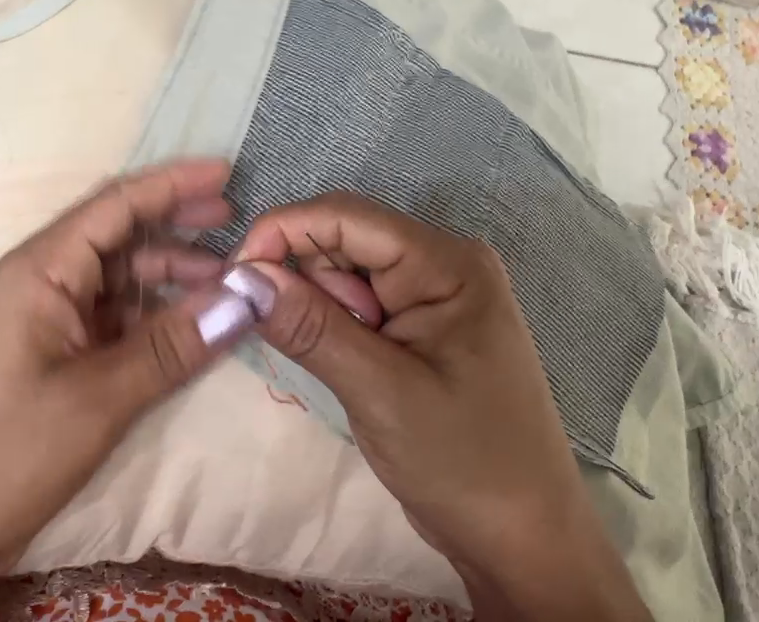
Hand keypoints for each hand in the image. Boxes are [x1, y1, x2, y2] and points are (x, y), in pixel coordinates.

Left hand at [0, 159, 239, 620]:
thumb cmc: (5, 452)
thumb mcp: (99, 398)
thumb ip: (173, 345)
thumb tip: (246, 298)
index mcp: (40, 268)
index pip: (115, 204)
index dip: (172, 184)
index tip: (228, 170)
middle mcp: (41, 279)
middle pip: (117, 234)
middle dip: (176, 224)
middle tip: (238, 223)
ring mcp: (44, 317)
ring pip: (117, 278)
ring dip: (170, 275)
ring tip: (228, 282)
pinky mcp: (50, 354)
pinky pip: (110, 317)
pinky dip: (152, 316)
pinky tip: (189, 324)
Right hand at [234, 193, 648, 621]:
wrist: (524, 542)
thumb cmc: (465, 464)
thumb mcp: (380, 393)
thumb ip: (310, 326)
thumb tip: (241, 276)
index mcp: (446, 262)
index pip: (345, 216)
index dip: (281, 232)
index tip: (234, 278)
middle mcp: (440, 261)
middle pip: (340, 238)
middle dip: (302, 278)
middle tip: (296, 338)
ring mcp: (430, 293)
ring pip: (340, 270)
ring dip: (316, 307)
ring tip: (339, 365)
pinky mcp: (417, 323)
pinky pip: (354, 300)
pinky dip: (330, 323)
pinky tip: (343, 362)